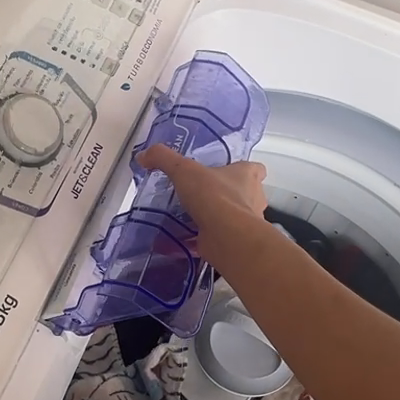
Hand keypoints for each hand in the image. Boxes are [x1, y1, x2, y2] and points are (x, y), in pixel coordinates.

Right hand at [137, 145, 270, 266]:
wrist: (226, 236)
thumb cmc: (214, 196)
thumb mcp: (183, 170)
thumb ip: (164, 159)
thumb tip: (144, 156)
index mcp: (248, 177)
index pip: (255, 169)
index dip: (243, 170)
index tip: (226, 172)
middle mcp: (252, 199)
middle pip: (244, 194)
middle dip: (225, 196)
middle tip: (201, 196)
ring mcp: (245, 224)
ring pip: (231, 219)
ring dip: (214, 220)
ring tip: (187, 218)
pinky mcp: (233, 243)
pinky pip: (214, 240)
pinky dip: (196, 242)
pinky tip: (176, 242)